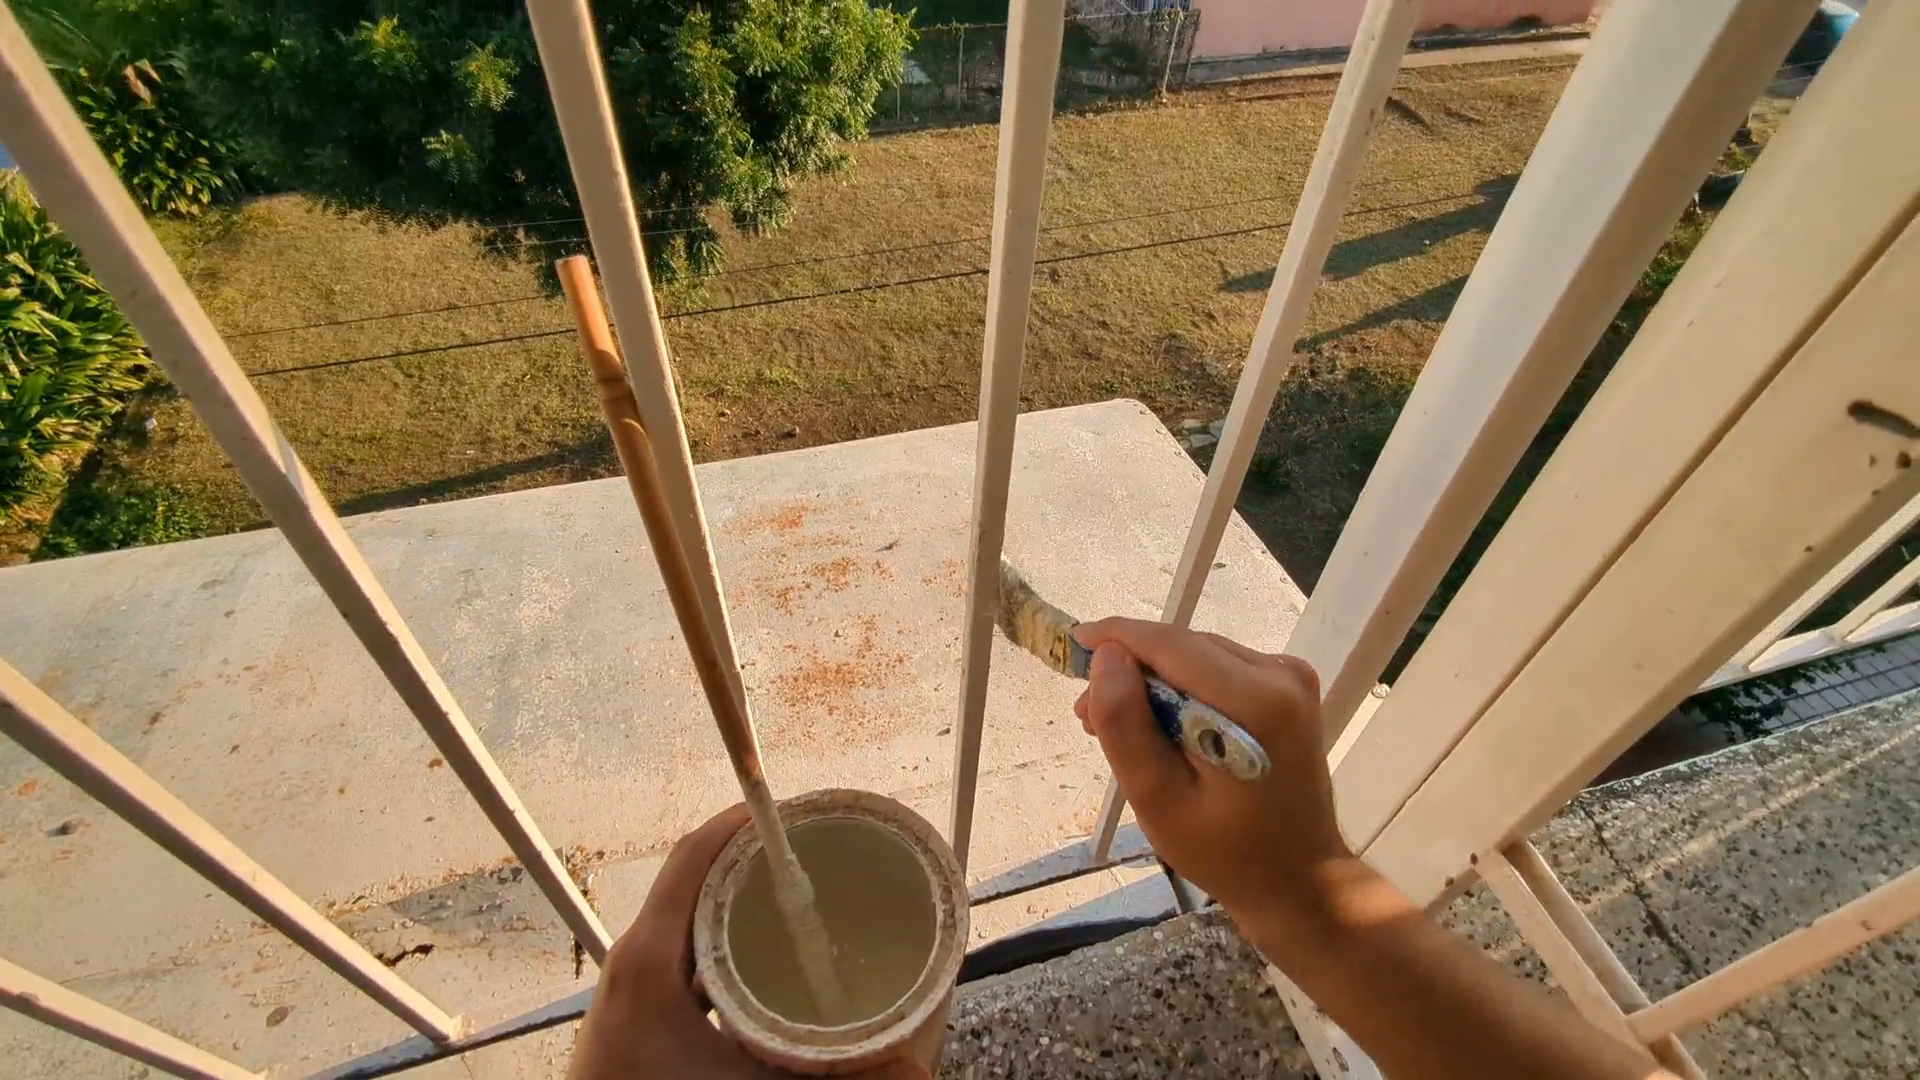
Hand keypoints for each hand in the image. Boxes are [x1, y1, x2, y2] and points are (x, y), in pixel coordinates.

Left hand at [569, 805, 927, 1079]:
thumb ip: (842, 1079)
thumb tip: (916, 1069)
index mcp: (649, 961)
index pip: (693, 856)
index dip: (740, 821)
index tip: (793, 812)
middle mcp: (633, 959)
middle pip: (693, 875)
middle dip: (751, 855)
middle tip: (810, 850)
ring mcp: (628, 985)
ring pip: (686, 911)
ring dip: (734, 893)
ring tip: (793, 893)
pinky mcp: (632, 1010)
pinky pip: (681, 946)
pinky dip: (719, 933)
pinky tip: (758, 958)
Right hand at [1071, 619, 1350, 929]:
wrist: (1299, 879)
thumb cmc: (1224, 851)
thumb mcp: (1157, 798)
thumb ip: (1126, 724)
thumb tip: (1106, 655)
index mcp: (1255, 701)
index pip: (1170, 644)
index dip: (1116, 636)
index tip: (1073, 643)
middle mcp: (1279, 674)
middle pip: (1183, 646)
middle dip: (1130, 667)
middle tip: (1088, 712)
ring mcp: (1288, 676)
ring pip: (1196, 653)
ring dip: (1153, 677)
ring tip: (1119, 722)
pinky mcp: (1287, 684)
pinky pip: (1216, 666)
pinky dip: (1181, 684)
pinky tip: (1160, 719)